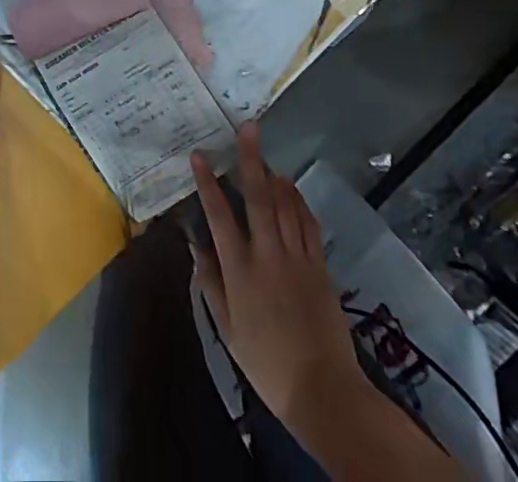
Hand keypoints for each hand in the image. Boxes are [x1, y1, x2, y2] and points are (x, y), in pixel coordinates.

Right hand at [189, 125, 365, 429]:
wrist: (322, 388)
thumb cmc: (262, 357)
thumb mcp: (223, 322)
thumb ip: (209, 278)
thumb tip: (195, 242)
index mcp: (239, 268)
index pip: (219, 215)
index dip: (207, 182)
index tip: (198, 155)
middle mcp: (270, 255)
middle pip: (260, 198)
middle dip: (251, 160)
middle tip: (248, 130)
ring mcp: (299, 259)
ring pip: (287, 206)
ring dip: (275, 176)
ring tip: (264, 154)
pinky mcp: (321, 268)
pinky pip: (309, 226)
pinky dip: (299, 203)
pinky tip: (291, 190)